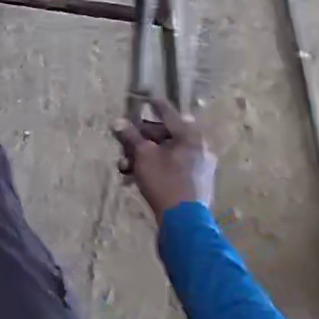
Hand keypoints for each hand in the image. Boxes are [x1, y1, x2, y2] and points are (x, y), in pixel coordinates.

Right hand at [113, 96, 216, 219]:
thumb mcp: (142, 154)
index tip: (146, 96)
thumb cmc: (164, 180)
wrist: (186, 223)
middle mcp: (199, 148)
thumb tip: (118, 122)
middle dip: (141, 137)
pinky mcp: (195, 182)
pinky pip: (171, 166)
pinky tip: (134, 176)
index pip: (169, 113)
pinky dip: (154, 166)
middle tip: (124, 140)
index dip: (154, 104)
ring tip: (125, 164)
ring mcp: (199, 167)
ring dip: (143, 155)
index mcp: (190, 137)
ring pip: (165, 152)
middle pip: (164, 134)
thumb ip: (130, 136)